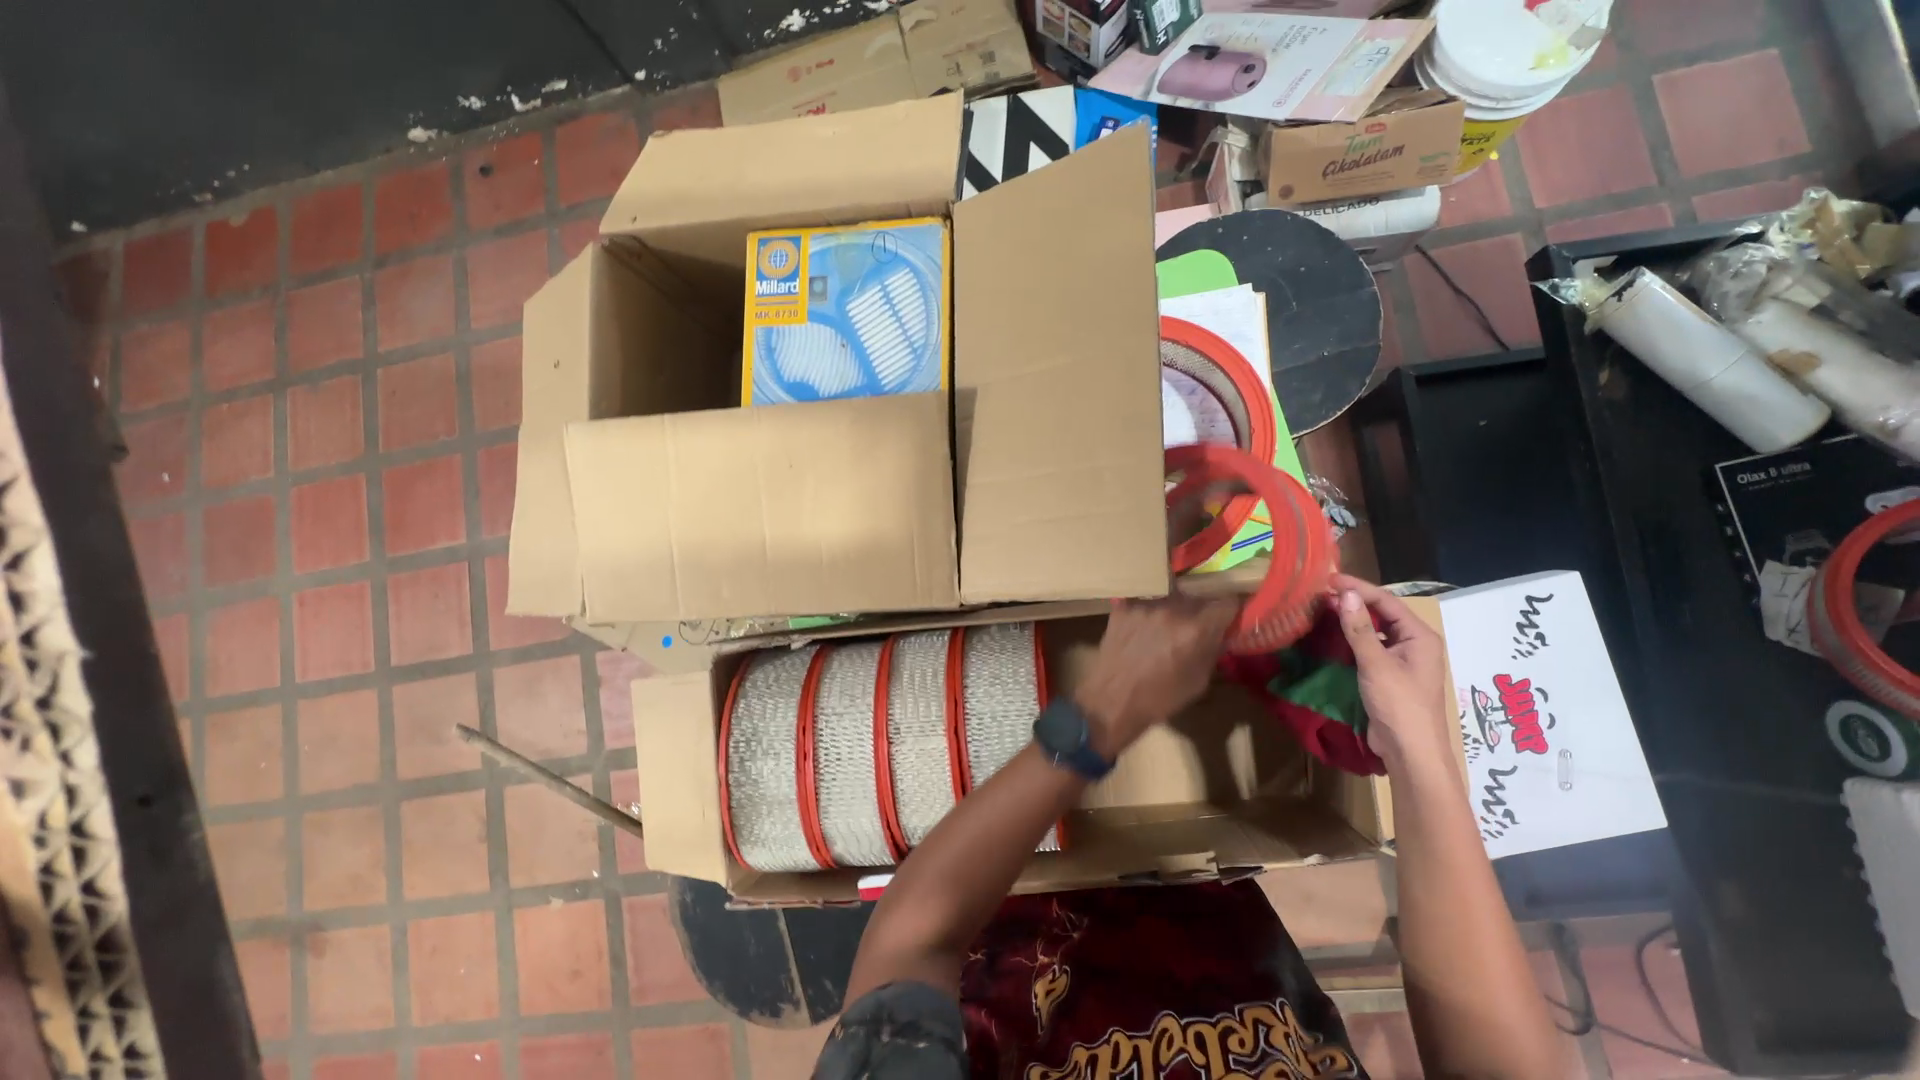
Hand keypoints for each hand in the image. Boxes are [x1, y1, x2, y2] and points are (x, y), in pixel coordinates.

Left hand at [1075, 595, 1241, 758]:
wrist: (1111, 702)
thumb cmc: (1159, 699)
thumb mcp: (1199, 681)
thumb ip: (1213, 650)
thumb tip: (1221, 633)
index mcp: (1195, 629)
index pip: (1227, 602)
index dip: (1229, 611)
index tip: (1227, 618)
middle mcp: (1172, 609)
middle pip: (1197, 598)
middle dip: (1200, 611)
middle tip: (1194, 628)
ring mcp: (1144, 605)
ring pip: (1169, 598)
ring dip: (1172, 611)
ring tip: (1163, 632)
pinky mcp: (1122, 607)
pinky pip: (1144, 604)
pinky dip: (1147, 615)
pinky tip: (1141, 632)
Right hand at [1329, 574, 1452, 775]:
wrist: (1410, 752)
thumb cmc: (1399, 705)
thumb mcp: (1376, 665)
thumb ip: (1359, 629)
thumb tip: (1344, 595)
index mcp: (1420, 636)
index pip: (1386, 602)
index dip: (1358, 588)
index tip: (1328, 580)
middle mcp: (1414, 644)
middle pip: (1382, 614)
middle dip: (1353, 602)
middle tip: (1320, 594)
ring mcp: (1403, 661)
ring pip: (1375, 632)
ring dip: (1351, 621)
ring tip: (1323, 610)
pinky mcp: (1389, 676)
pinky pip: (1370, 649)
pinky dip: (1352, 640)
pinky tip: (1333, 637)